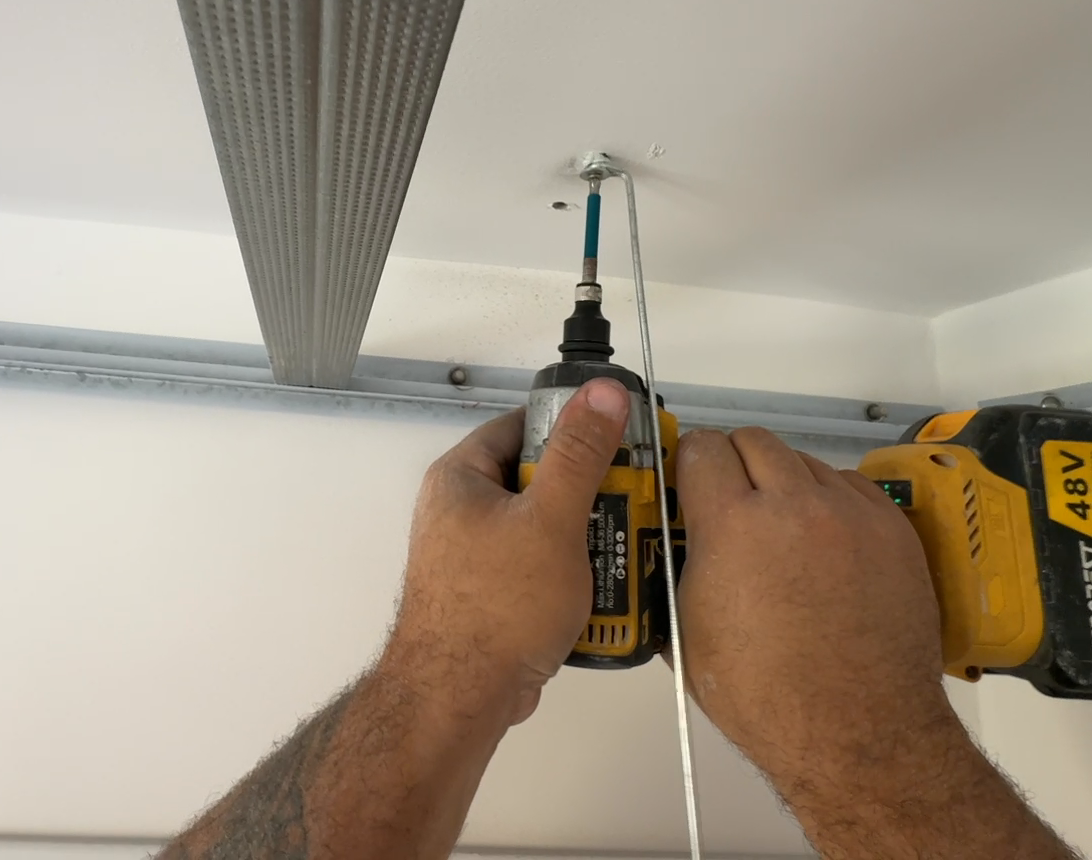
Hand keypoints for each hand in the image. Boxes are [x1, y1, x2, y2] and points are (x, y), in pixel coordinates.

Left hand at [383, 378, 630, 725]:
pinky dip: (567, 568)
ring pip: (539, 524)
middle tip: (632, 496)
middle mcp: (460, 508)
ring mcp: (472, 552)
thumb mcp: (550, 520)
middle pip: (534, 477)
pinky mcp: (487, 590)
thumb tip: (601, 392)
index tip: (617, 437)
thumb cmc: (497, 604)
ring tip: (625, 542)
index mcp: (461, 476)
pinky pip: (534, 563)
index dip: (569, 427)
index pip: (520, 426)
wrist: (459, 699)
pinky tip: (601, 582)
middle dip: (586, 489)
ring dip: (583, 533)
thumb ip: (579, 455)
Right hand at [674, 427, 954, 792]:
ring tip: (780, 527)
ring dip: (782, 482)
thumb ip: (677, 558)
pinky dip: (828, 500)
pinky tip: (822, 540)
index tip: (690, 483)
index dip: (689, 462)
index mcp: (733, 523)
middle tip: (731, 501)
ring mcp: (850, 515)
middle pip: (753, 440)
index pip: (701, 446)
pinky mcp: (893, 532)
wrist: (860, 736)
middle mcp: (794, 505)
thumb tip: (673, 532)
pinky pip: (849, 485)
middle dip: (733, 462)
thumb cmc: (763, 692)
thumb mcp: (684, 623)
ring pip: (802, 459)